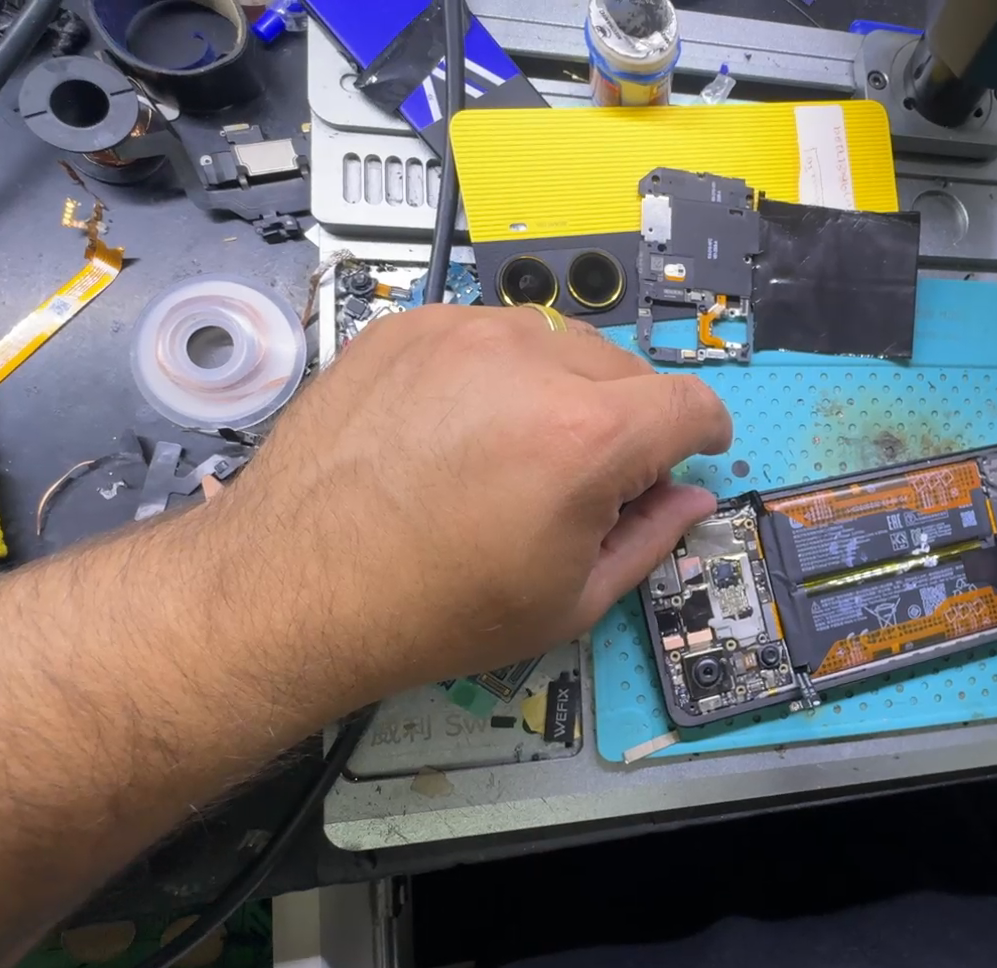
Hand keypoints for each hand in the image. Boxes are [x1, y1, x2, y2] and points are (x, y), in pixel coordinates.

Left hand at [207, 305, 731, 704]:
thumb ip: (652, 538)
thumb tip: (693, 498)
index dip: (706, 432)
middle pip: (633, 372)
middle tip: (594, 478)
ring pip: (568, 344)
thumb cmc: (439, 612)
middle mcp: (532, 363)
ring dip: (575, 390)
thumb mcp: (573, 599)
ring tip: (527, 449)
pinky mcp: (410, 327)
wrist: (290, 591)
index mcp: (585, 436)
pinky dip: (510, 373)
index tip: (695, 450)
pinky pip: (498, 334)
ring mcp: (464, 333)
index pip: (690, 403)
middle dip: (636, 422)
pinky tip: (472, 426)